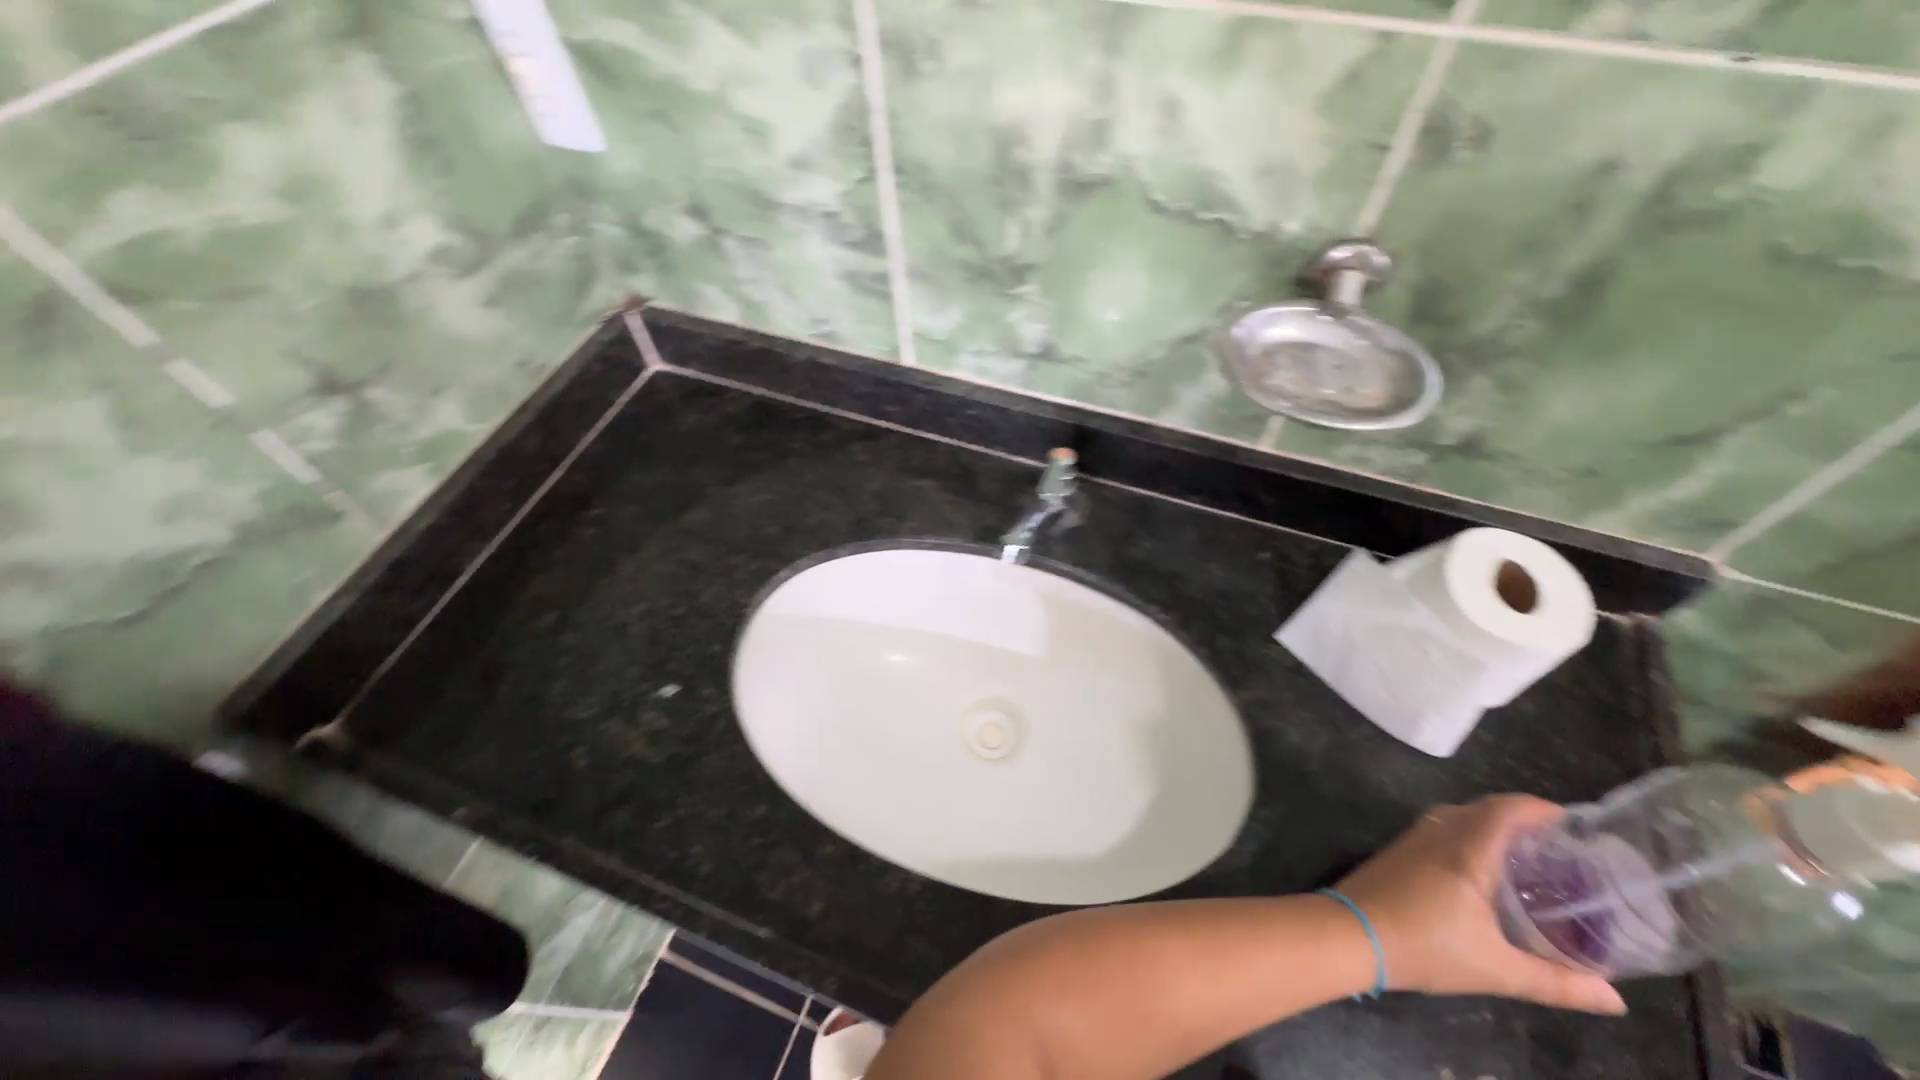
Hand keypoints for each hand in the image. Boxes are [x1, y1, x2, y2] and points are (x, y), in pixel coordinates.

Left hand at [1334, 794, 1627, 1014]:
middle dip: (1521, 818)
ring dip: (1489, 826)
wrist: (1346, 935)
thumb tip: (1615, 1000)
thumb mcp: (1496, 970)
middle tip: (1558, 847)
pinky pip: (1438, 830)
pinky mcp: (1395, 852)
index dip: (1540, 809)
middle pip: (1484, 808)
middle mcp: (1439, 833)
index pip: (1507, 809)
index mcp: (1468, 849)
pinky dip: (1465, 836)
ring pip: (1457, 817)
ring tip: (1523, 857)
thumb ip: (1556, 983)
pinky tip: (1476, 869)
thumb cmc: (1423, 946)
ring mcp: (1412, 840)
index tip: (1573, 824)